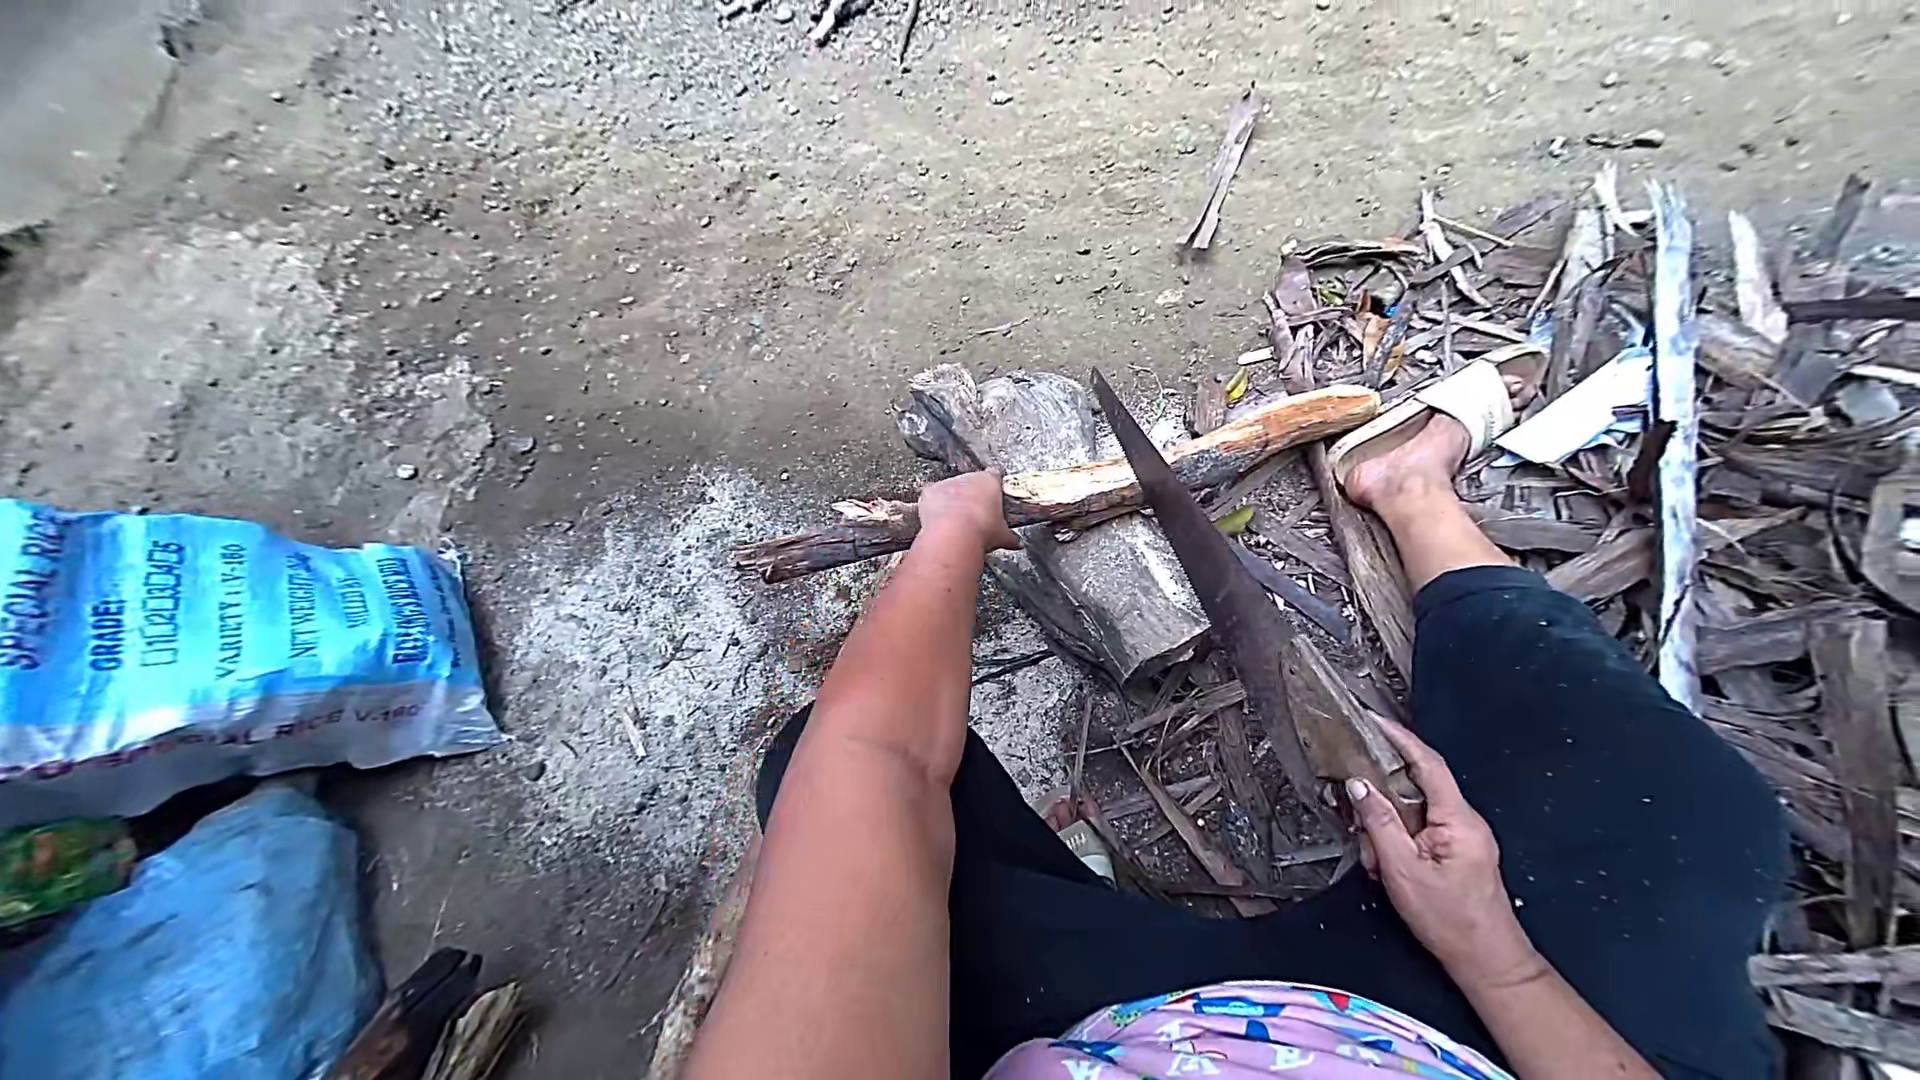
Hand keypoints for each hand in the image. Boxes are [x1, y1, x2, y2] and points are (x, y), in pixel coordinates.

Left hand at [917, 470, 1020, 552]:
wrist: (954, 537)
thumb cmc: (981, 531)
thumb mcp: (1002, 536)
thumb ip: (1009, 536)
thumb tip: (1015, 542)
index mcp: (989, 482)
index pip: (994, 476)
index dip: (993, 486)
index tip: (993, 497)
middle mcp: (967, 478)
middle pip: (970, 481)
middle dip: (972, 495)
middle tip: (974, 514)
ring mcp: (947, 484)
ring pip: (950, 488)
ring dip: (952, 500)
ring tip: (955, 520)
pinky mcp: (929, 493)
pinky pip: (931, 496)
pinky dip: (933, 506)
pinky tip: (937, 520)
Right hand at [1347, 717, 1546, 990]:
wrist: (1488, 964)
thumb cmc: (1451, 921)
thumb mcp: (1403, 869)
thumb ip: (1378, 822)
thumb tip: (1358, 784)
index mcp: (1459, 821)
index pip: (1428, 764)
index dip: (1399, 737)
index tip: (1372, 719)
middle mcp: (1463, 821)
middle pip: (1411, 785)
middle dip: (1378, 799)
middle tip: (1356, 816)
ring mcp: (1459, 834)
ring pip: (1407, 809)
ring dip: (1382, 828)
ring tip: (1374, 859)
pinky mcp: (1451, 847)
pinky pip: (1412, 826)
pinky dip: (1391, 839)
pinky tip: (1382, 863)